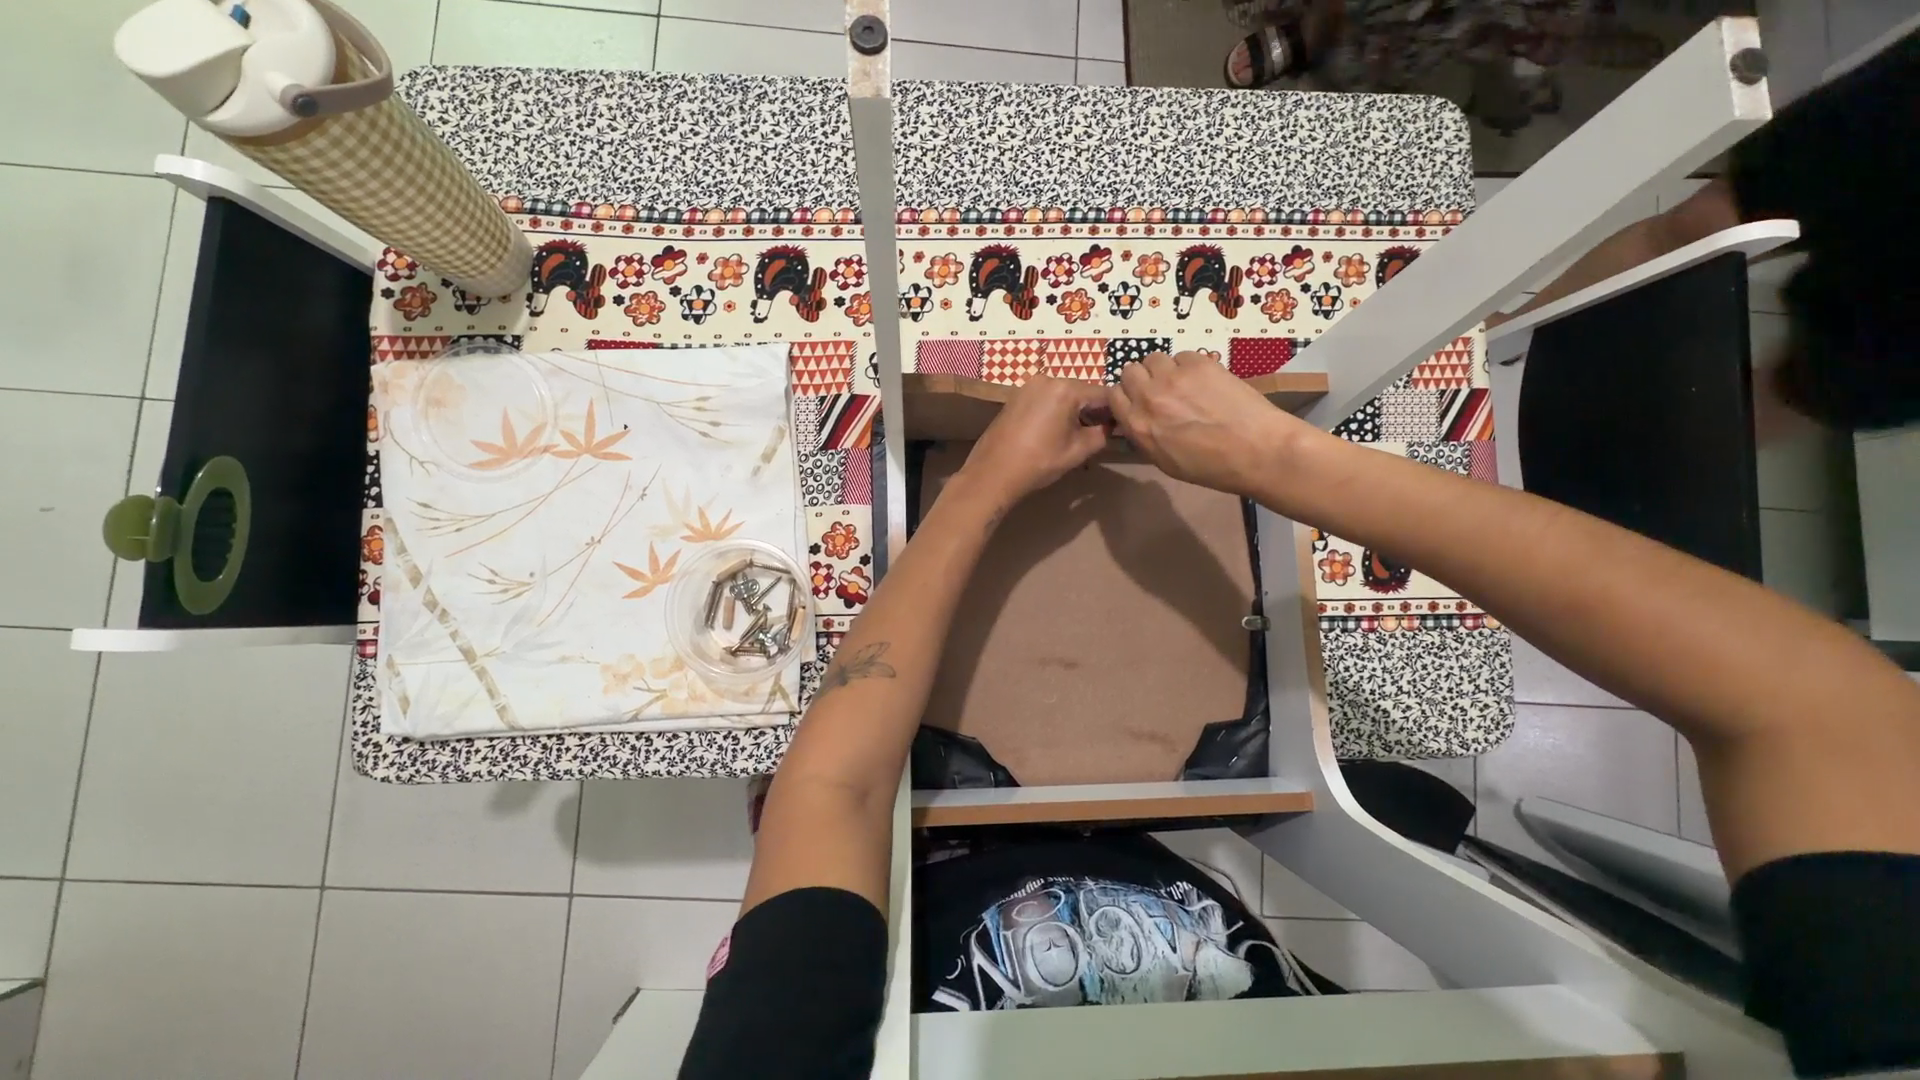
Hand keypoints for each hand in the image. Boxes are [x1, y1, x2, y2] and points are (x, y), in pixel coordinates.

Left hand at [957, 376, 1111, 507]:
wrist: (994, 472)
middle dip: (1092, 408)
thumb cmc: (1039, 462)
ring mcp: (1028, 385)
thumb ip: (1101, 434)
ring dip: (1073, 409)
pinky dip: (1055, 409)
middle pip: (1081, 390)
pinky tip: (1054, 429)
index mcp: (1066, 389)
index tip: (1120, 423)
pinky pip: (1045, 397)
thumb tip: (1110, 426)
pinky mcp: (1016, 395)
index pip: (1102, 393)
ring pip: (1062, 394)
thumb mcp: (1078, 451)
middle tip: (1099, 430)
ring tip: (1076, 432)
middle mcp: (1047, 379)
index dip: (1114, 409)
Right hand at [1108, 351, 1304, 495]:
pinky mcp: (1200, 363)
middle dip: (1141, 379)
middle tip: (1160, 391)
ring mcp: (1174, 376)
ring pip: (1154, 359)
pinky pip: (1182, 356)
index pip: (1113, 395)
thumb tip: (1138, 421)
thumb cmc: (1212, 467)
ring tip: (1181, 383)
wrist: (1256, 450)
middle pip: (1129, 371)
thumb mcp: (1165, 462)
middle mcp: (1149, 396)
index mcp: (1137, 425)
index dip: (1125, 397)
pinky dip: (1188, 366)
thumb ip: (1144, 436)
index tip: (1137, 402)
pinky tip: (1203, 381)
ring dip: (1163, 369)